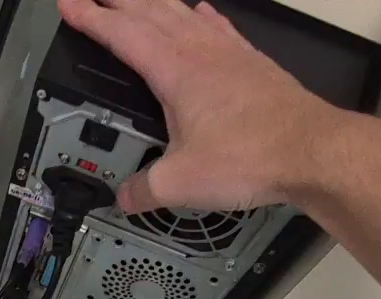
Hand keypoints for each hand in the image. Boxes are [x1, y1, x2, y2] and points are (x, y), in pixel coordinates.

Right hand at [56, 0, 351, 212]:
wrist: (309, 151)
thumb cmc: (253, 156)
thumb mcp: (179, 184)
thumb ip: (143, 190)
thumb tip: (127, 197)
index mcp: (176, 72)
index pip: (123, 34)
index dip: (92, 18)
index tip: (70, 4)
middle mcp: (202, 52)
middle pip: (151, 10)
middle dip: (117, 0)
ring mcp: (229, 54)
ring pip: (182, 11)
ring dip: (153, 1)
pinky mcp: (251, 65)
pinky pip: (217, 25)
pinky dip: (198, 14)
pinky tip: (199, 11)